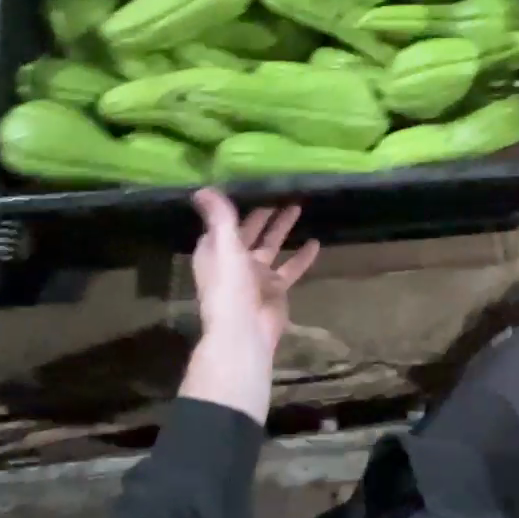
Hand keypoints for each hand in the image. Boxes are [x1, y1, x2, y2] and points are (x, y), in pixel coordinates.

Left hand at [181, 188, 319, 421]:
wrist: (245, 331)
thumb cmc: (231, 287)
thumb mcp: (224, 246)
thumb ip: (219, 217)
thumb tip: (203, 188)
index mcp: (216, 252)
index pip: (222, 223)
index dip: (233, 207)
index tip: (248, 185)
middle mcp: (235, 261)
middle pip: (250, 232)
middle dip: (262, 213)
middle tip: (279, 191)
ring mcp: (256, 276)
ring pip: (271, 246)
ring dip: (282, 228)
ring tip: (298, 206)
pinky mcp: (275, 289)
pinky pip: (290, 268)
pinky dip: (302, 256)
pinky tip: (316, 242)